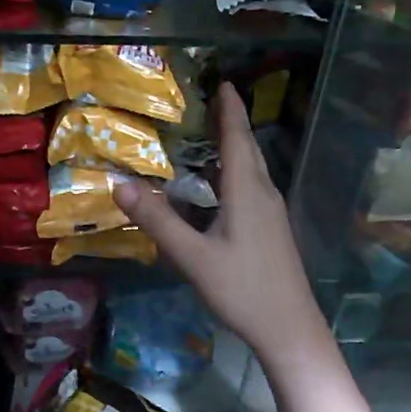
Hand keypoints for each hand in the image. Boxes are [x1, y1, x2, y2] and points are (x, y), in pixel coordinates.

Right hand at [113, 83, 330, 365]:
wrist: (289, 328)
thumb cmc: (241, 289)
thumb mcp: (193, 257)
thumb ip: (159, 220)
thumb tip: (120, 184)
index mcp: (247, 192)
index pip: (238, 139)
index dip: (230, 110)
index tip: (224, 83)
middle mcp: (264, 195)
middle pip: (249, 150)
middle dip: (233, 125)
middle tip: (214, 104)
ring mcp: (273, 214)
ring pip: (254, 171)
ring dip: (236, 150)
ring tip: (214, 139)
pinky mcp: (273, 232)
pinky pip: (254, 189)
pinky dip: (237, 175)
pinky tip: (222, 190)